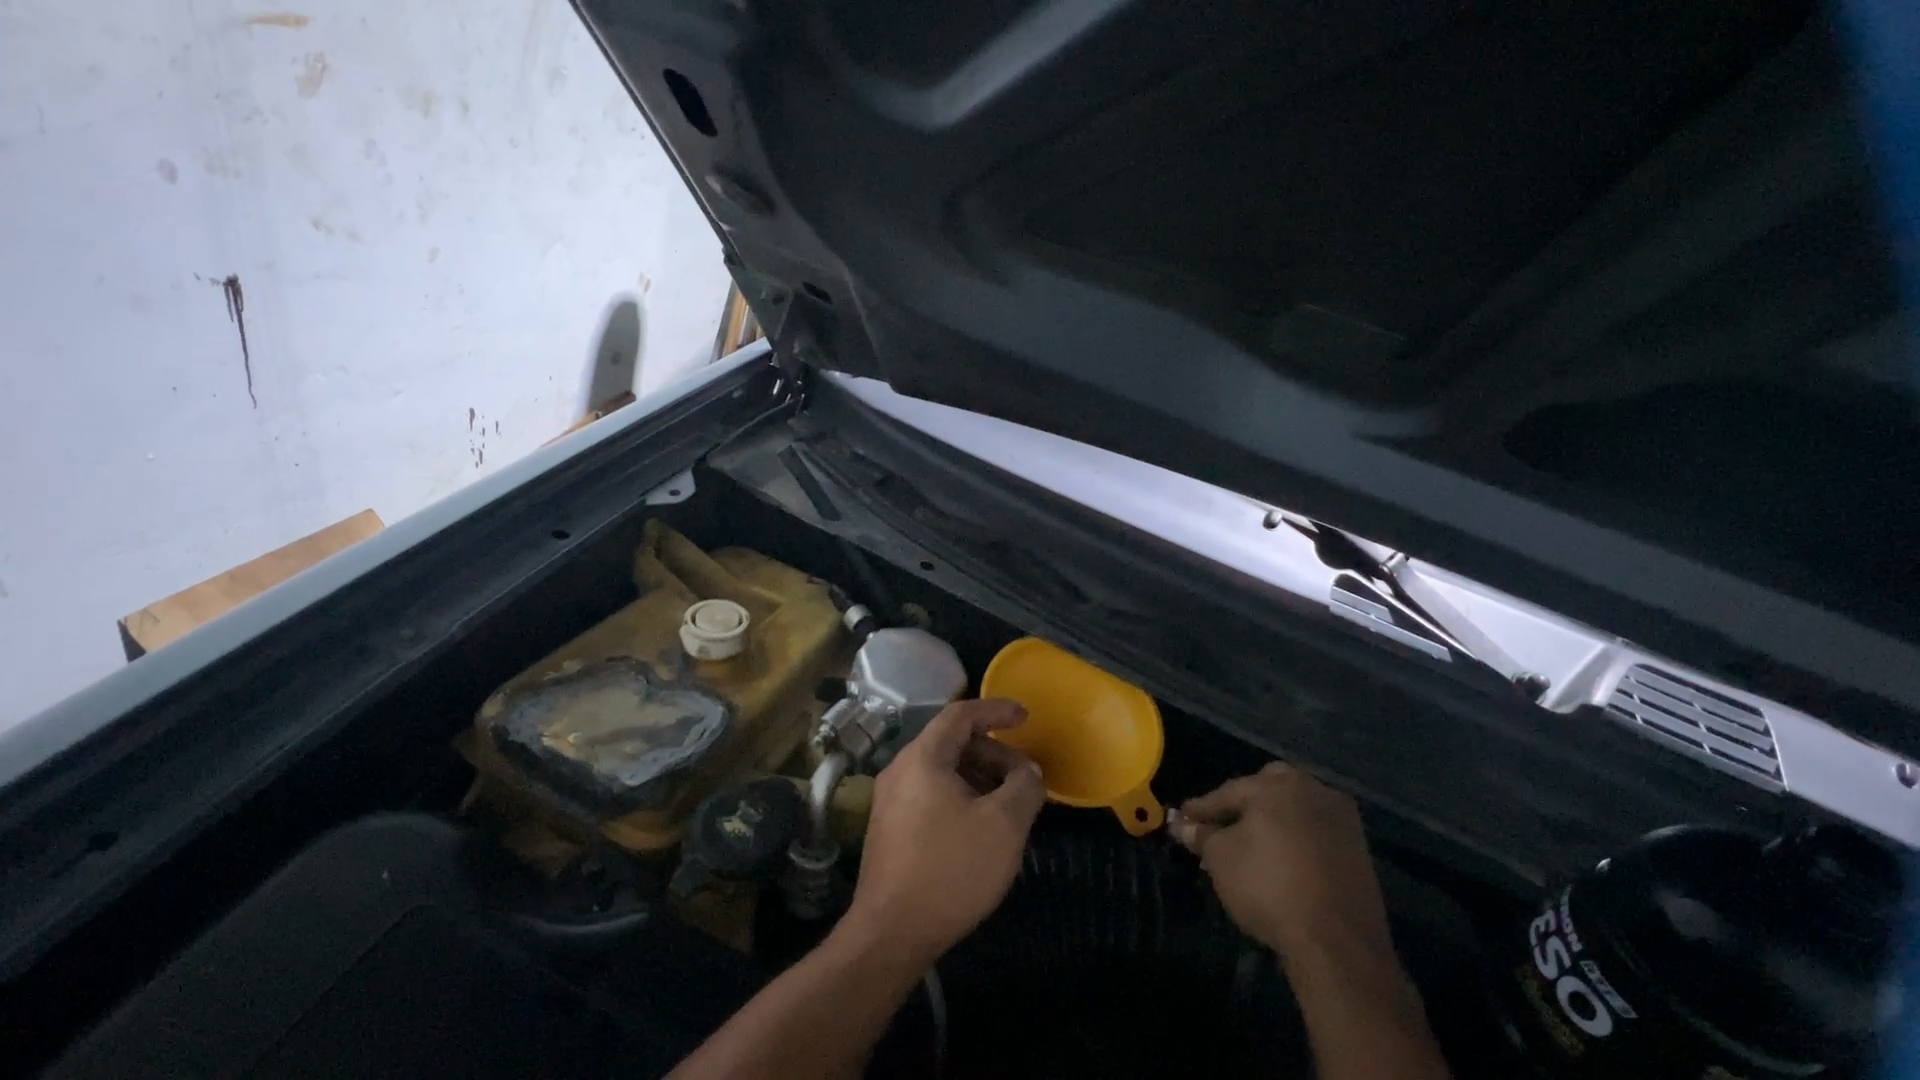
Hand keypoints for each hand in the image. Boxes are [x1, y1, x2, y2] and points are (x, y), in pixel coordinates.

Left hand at [843, 698, 1046, 967]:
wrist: (891, 932)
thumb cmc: (951, 870)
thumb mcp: (1004, 825)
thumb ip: (1024, 787)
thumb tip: (1027, 772)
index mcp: (923, 758)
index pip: (960, 714)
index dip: (996, 710)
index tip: (1025, 718)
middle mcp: (900, 771)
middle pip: (951, 742)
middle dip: (993, 753)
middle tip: (1024, 779)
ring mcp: (889, 801)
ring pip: (941, 771)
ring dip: (979, 778)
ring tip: (1008, 807)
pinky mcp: (890, 830)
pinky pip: (930, 795)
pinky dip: (961, 797)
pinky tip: (981, 829)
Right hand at [1168, 762, 1389, 958]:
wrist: (1336, 939)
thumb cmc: (1268, 887)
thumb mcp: (1221, 860)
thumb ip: (1202, 836)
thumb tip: (1183, 825)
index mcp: (1277, 786)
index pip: (1230, 791)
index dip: (1203, 807)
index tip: (1182, 817)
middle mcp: (1314, 791)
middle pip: (1270, 788)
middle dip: (1245, 802)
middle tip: (1224, 823)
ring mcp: (1342, 820)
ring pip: (1298, 808)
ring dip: (1275, 819)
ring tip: (1254, 842)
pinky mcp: (1359, 850)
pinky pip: (1317, 832)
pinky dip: (1298, 839)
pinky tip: (1284, 859)